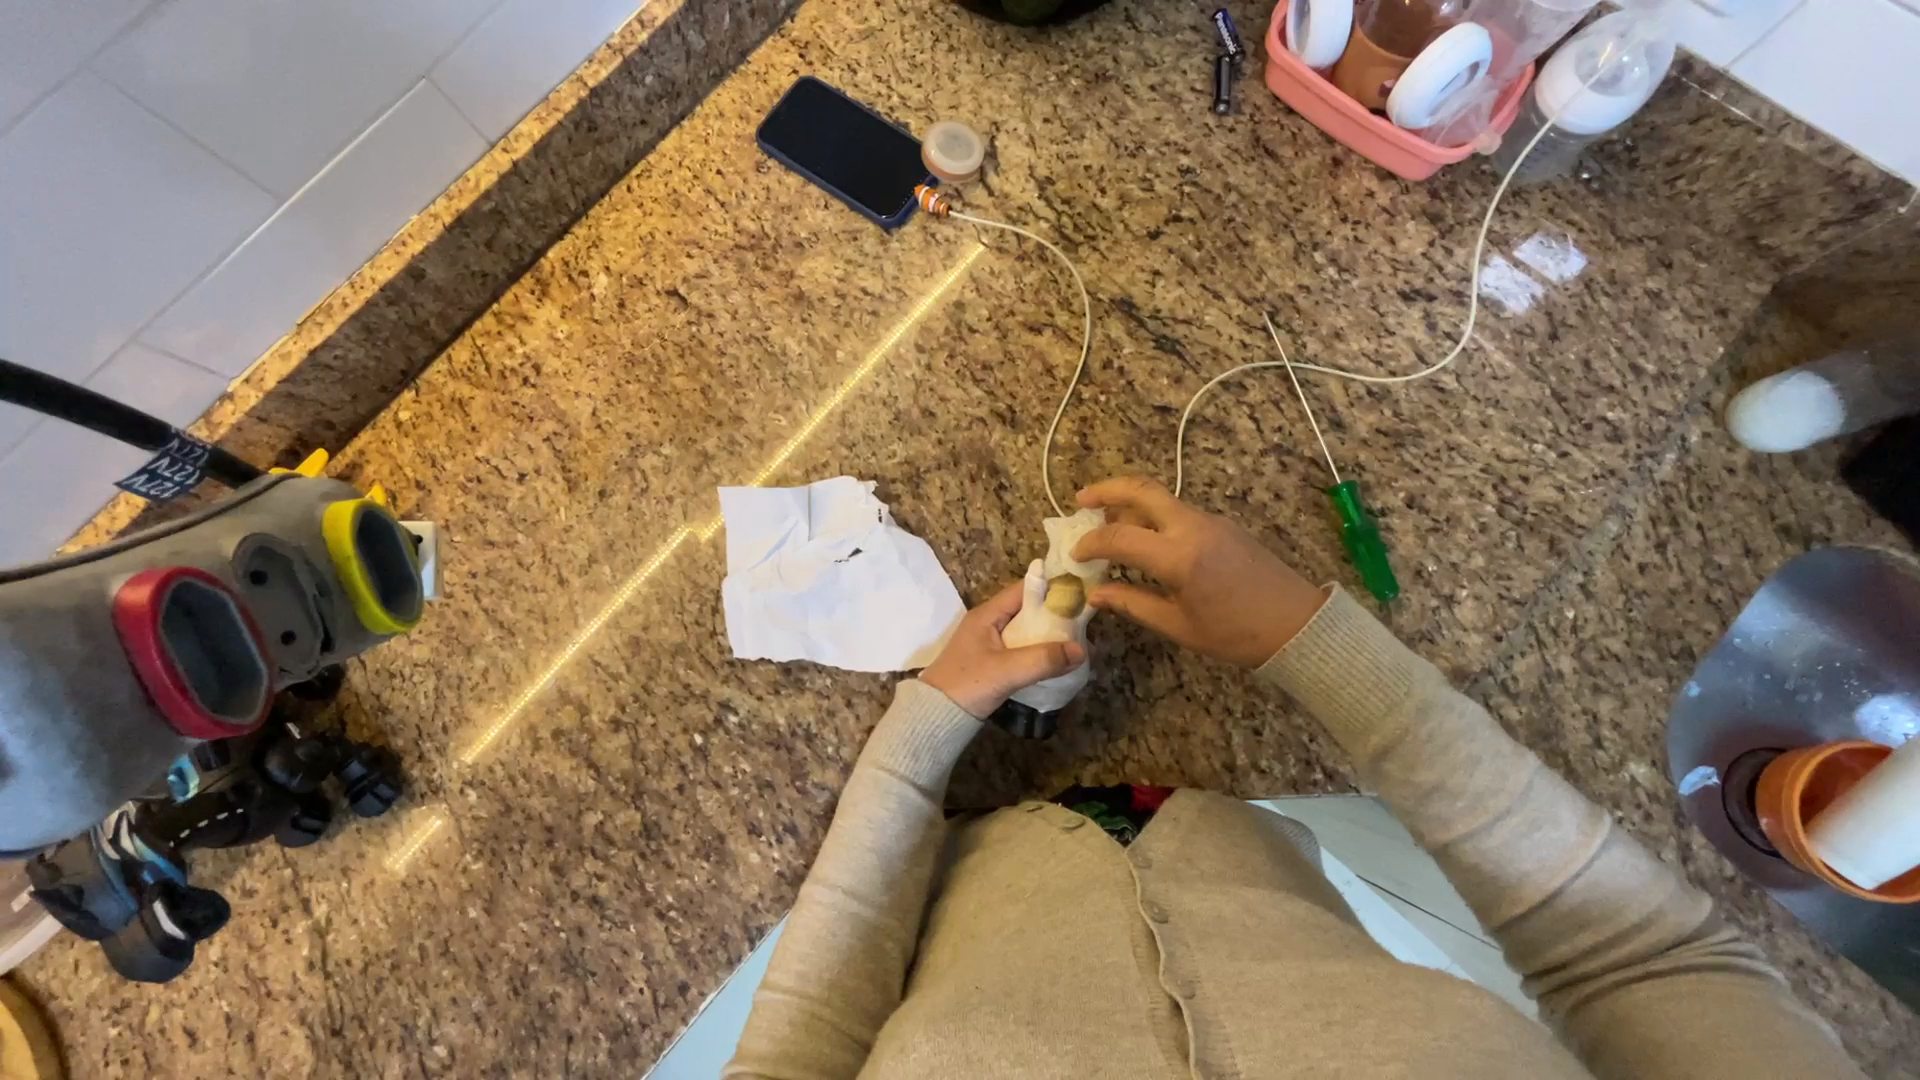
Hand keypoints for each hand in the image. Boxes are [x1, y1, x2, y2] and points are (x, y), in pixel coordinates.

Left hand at [920, 581, 1087, 716]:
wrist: (935, 716)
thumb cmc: (967, 686)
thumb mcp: (1006, 671)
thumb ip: (1043, 660)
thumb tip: (1081, 650)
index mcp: (987, 614)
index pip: (1024, 589)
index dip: (1051, 588)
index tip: (1080, 592)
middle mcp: (988, 623)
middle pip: (1027, 609)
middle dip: (1054, 614)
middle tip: (1084, 620)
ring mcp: (989, 643)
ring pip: (1025, 631)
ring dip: (1047, 635)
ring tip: (1077, 640)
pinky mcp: (991, 662)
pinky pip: (1021, 649)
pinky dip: (1038, 651)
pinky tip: (1056, 661)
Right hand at [1071, 476, 1326, 668]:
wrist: (1298, 625)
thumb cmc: (1235, 634)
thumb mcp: (1178, 625)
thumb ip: (1132, 603)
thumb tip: (1095, 593)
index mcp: (1178, 556)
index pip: (1119, 537)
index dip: (1090, 543)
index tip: (1075, 554)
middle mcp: (1192, 527)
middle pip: (1141, 490)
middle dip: (1106, 490)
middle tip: (1081, 500)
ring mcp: (1210, 521)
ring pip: (1160, 498)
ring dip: (1129, 503)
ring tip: (1107, 522)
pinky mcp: (1222, 525)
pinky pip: (1178, 511)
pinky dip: (1153, 515)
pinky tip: (1144, 538)